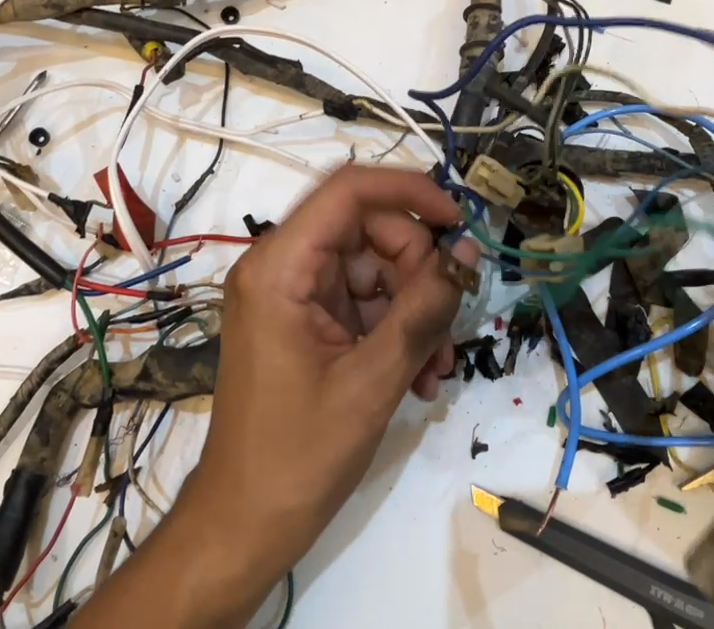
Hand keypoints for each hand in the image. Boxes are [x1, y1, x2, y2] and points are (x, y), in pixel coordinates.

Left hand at [72, 165, 474, 628]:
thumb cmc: (299, 454)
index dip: (409, 192)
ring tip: (436, 369)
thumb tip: (467, 254)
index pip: (348, 190)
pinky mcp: (304, 323)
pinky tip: (419, 379)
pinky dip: (395, 332)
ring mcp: (292, 296)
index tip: (458, 221)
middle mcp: (281, 268)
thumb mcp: (374, 379)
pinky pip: (362, 305)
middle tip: (447, 327)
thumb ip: (423, 309)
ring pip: (373, 270)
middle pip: (368, 232)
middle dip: (418, 272)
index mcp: (280, 267)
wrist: (246, 522)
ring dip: (414, 310)